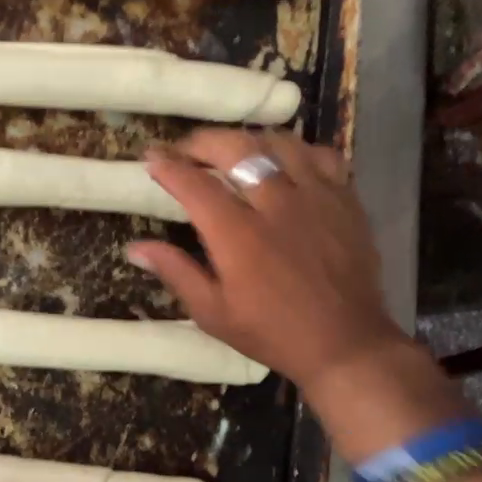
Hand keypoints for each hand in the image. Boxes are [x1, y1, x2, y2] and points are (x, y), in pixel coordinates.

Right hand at [126, 129, 410, 390]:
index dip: (169, 166)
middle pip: (237, 150)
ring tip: (230, 151)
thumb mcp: (212, 313)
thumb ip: (176, 273)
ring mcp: (316, 196)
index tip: (150, 156)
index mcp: (238, 236)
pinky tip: (282, 163)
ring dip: (247, 141)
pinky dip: (294, 151)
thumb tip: (136, 248)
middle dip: (204, 141)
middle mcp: (277, 204)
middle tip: (186, 148)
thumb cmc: (270, 332)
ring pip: (279, 143)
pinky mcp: (345, 198)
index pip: (196, 185)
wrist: (344, 341)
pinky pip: (319, 155)